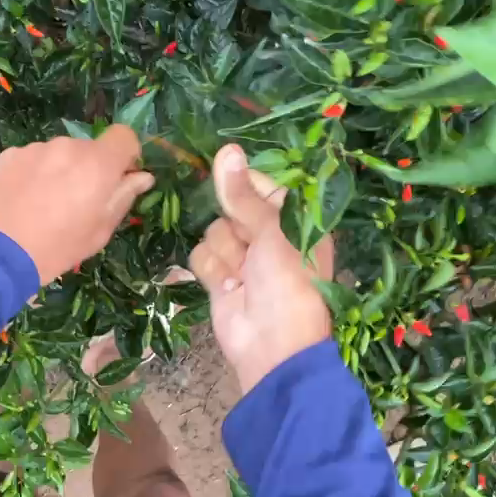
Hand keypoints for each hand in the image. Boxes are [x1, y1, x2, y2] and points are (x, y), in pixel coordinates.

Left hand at [0, 125, 154, 284]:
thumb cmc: (58, 248)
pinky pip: (32, 159)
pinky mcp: (9, 155)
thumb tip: (142, 176)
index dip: (126, 155)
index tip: (119, 178)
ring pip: (59, 155)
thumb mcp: (100, 231)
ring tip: (43, 205)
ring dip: (59, 171)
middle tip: (75, 203)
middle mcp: (68, 147)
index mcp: (98, 164)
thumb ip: (123, 197)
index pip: (124, 136)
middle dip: (89, 169)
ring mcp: (35, 149)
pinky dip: (33, 174)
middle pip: (89, 149)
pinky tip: (22, 201)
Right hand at [188, 145, 333, 393]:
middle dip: (235, 227)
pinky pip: (202, 256)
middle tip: (250, 245)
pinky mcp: (219, 278)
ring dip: (224, 254)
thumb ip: (243, 195)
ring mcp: (242, 258)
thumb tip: (226, 150)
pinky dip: (212, 272)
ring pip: (213, 232)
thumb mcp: (271, 234)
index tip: (232, 180)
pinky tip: (227, 288)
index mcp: (293, 221)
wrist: (271, 345)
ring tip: (241, 276)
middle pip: (231, 207)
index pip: (262, 185)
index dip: (245, 184)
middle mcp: (268, 236)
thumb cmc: (288, 284)